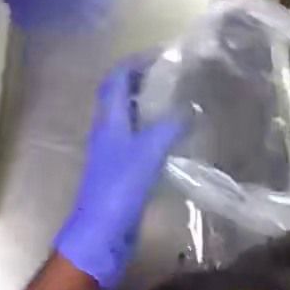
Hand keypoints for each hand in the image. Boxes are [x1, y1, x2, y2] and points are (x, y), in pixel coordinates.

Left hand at [55, 57, 187, 289]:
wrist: (100, 234)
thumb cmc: (119, 189)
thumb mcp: (147, 153)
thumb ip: (167, 128)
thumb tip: (188, 109)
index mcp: (108, 121)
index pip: (116, 79)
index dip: (134, 63)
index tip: (161, 55)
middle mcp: (106, 131)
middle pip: (119, 95)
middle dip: (142, 80)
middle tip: (172, 74)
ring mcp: (111, 151)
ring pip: (127, 117)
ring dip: (146, 103)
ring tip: (175, 98)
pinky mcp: (120, 170)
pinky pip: (135, 138)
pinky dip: (150, 128)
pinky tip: (171, 135)